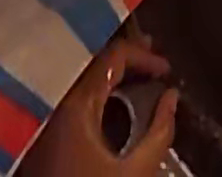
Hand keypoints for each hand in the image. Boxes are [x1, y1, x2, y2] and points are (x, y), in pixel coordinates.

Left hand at [18, 38, 179, 176]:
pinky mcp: (49, 129)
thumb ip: (158, 134)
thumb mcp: (132, 175)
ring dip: (114, 70)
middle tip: (155, 60)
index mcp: (78, 101)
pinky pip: (77, 90)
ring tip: (140, 72)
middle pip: (96, 58)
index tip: (167, 70)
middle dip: (129, 56)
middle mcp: (60, 97)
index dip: (143, 56)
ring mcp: (51, 112)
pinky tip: (116, 93)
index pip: (113, 56)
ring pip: (85, 73)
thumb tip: (172, 97)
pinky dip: (101, 85)